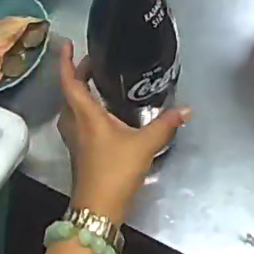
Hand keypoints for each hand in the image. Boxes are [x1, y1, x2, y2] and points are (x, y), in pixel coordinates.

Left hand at [56, 38, 188, 223]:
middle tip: (93, 61)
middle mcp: (76, 124)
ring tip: (96, 82)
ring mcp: (75, 140)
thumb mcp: (144, 145)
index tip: (68, 44)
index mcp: (86, 116)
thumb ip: (164, 124)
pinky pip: (77, 121)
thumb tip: (186, 108)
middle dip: (78, 74)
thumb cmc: (115, 171)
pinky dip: (85, 109)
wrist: (98, 210)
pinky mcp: (80, 152)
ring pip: (71, 108)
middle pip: (70, 93)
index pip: (71, 82)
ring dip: (79, 93)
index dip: (67, 62)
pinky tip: (103, 113)